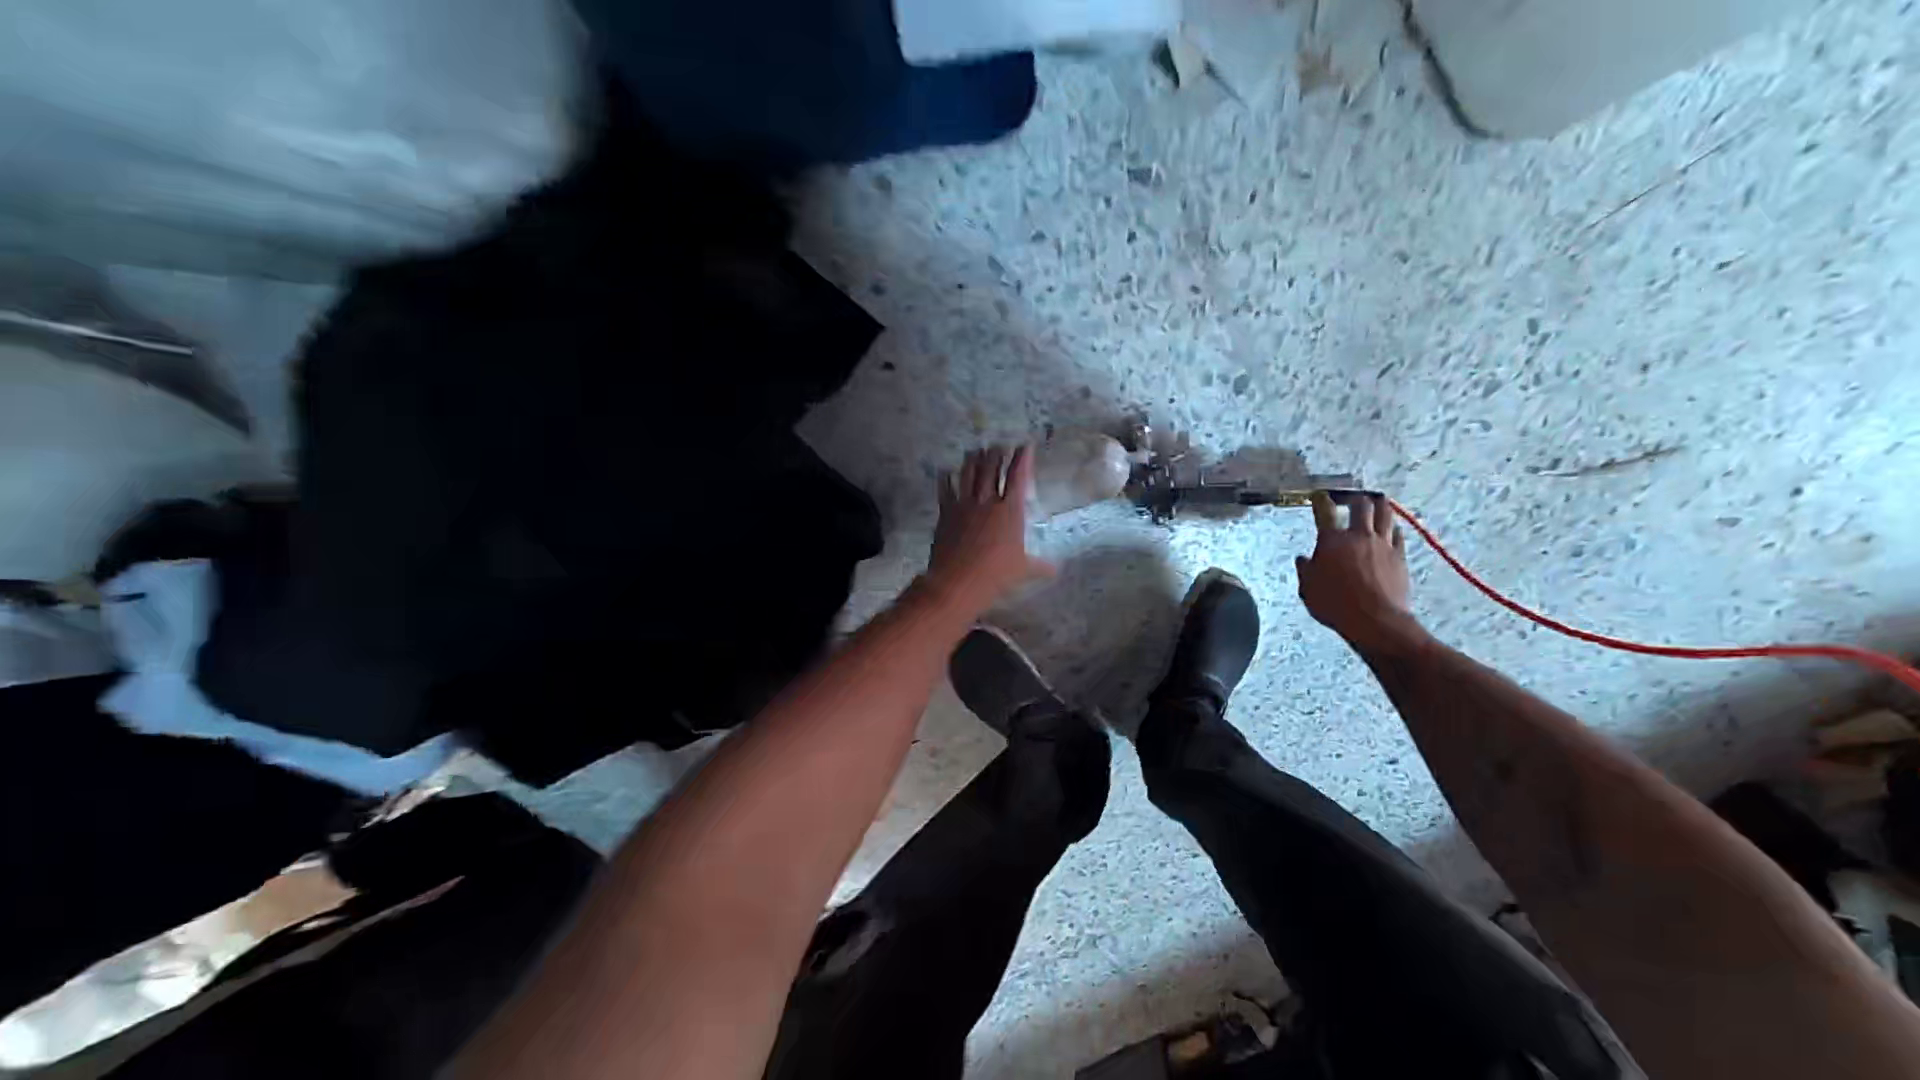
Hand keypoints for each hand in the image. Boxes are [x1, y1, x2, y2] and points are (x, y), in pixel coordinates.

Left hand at [926, 445, 1054, 611]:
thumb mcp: (1022, 570)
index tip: (1024, 446)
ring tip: (976, 451)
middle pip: (992, 469)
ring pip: (969, 474)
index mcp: (1010, 511)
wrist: (958, 580)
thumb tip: (1056, 570)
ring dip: (973, 460)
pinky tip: (944, 471)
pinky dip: (945, 479)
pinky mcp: (946, 513)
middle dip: (996, 454)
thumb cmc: (995, 574)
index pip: (1018, 477)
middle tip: (999, 446)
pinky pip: (945, 490)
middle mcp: (987, 501)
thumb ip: (1039, 566)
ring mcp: (964, 505)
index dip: (1022, 459)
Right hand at [1296, 491, 1429, 656]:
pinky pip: (1398, 534)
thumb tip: (1304, 560)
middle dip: (1355, 498)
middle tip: (1349, 498)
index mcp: (1332, 541)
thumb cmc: (1335, 605)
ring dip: (1379, 505)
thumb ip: (1306, 570)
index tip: (1319, 496)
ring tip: (1375, 502)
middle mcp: (1359, 536)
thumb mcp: (1308, 589)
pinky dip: (1392, 527)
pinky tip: (1390, 529)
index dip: (1321, 500)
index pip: (1325, 512)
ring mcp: (1382, 545)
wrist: (1375, 620)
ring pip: (1385, 513)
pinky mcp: (1400, 557)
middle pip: (1362, 505)